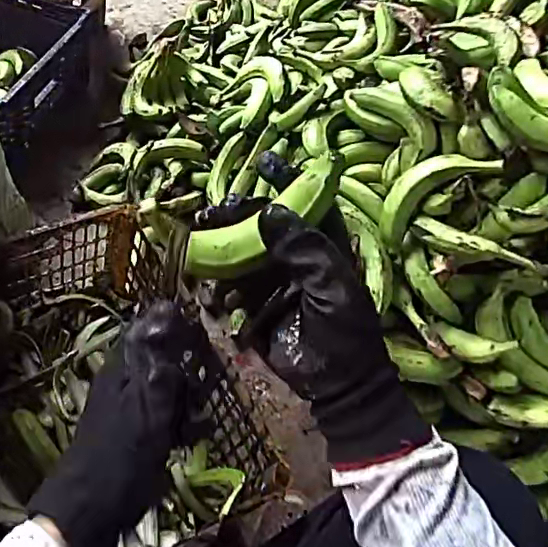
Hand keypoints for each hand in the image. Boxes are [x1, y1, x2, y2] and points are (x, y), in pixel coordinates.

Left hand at [29, 301, 196, 546]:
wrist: (86, 514)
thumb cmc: (119, 459)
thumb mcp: (147, 412)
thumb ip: (159, 367)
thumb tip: (166, 316)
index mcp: (121, 370)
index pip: (149, 331)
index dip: (177, 330)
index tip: (203, 340)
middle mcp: (120, 383)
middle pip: (160, 361)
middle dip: (187, 371)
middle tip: (206, 389)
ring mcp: (124, 410)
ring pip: (163, 390)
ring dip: (185, 400)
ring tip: (200, 419)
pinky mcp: (129, 435)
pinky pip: (159, 417)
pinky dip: (176, 423)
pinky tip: (190, 438)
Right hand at [202, 200, 429, 467]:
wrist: (337, 385)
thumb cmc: (344, 331)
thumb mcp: (330, 286)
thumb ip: (303, 248)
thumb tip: (269, 209)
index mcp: (324, 244)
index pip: (305, 202)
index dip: (288, 178)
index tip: (265, 161)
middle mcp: (298, 255)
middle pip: (265, 224)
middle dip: (239, 215)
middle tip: (215, 212)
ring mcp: (276, 278)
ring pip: (244, 251)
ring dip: (223, 246)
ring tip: (203, 241)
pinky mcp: (257, 303)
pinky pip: (234, 284)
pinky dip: (222, 283)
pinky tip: (216, 289)